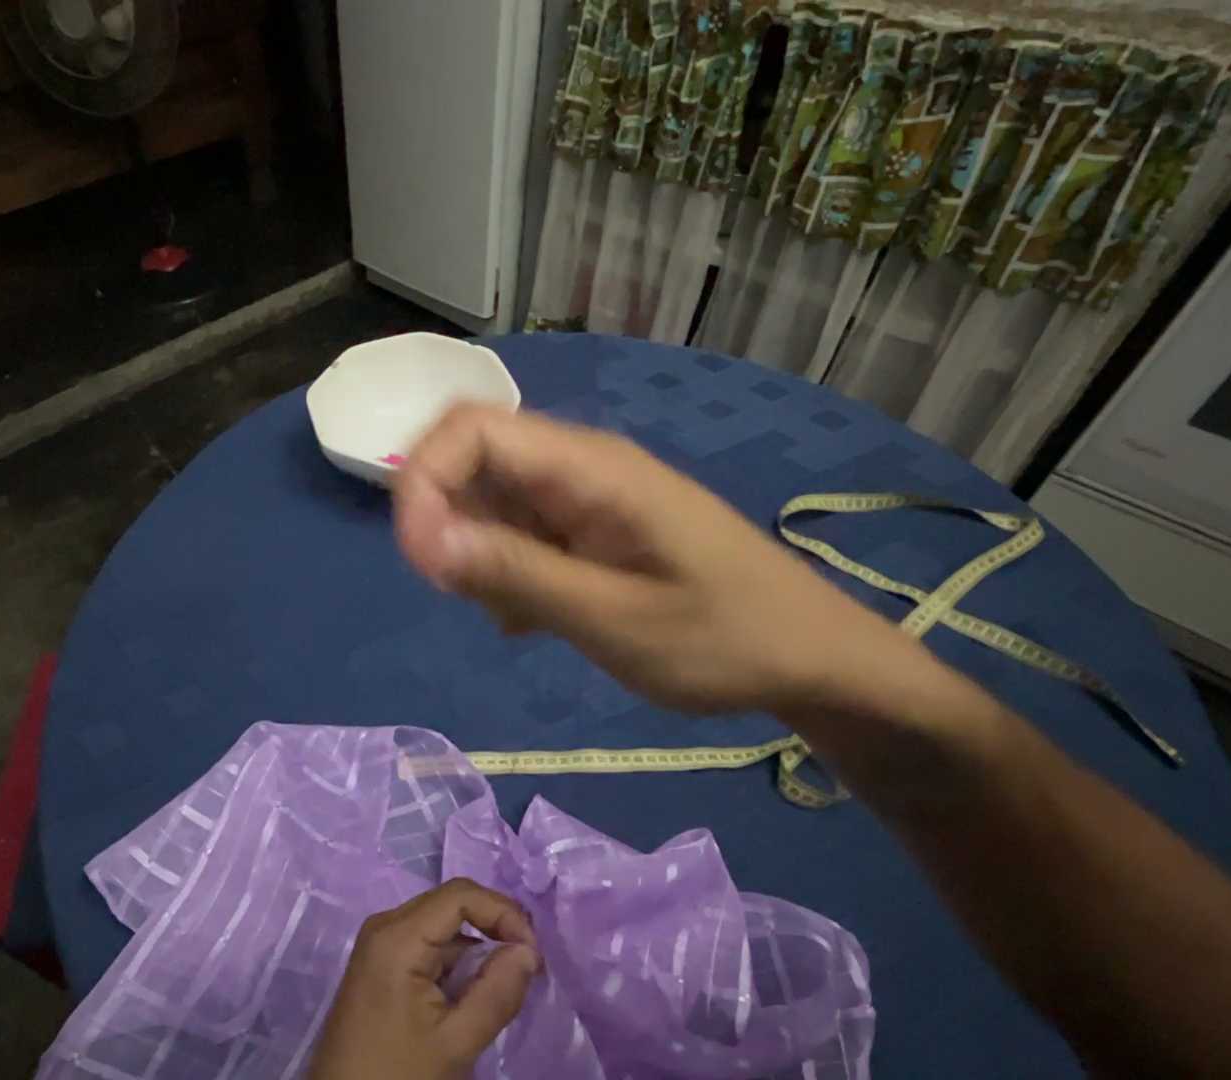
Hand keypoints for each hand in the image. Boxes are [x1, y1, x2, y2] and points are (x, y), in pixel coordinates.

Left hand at [309, 879, 542, 1079]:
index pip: (461, 894)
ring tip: (508, 976)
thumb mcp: (455, 1043)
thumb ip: (496, 994)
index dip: (503, 912)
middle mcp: (385, 925)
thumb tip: (529, 951)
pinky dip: (457, 955)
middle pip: (450, 902)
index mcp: (397, 936)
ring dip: (478, 940)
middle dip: (494, 924)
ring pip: (440, 921)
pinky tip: (476, 985)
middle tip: (528, 962)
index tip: (533, 952)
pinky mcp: (380, 960)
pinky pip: (426, 940)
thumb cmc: (396, 1074)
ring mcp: (379, 942)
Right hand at [392, 404, 918, 715]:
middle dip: (448, 526)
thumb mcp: (612, 617)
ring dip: (478, 558)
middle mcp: (580, 467)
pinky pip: (519, 534)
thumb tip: (420, 537)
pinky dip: (505, 574)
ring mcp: (584, 498)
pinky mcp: (589, 529)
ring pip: (490, 504)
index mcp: (590, 467)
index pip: (471, 428)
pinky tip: (538, 623)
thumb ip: (515, 572)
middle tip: (472, 596)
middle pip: (474, 462)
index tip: (419, 559)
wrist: (811, 659)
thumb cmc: (723, 639)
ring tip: (522, 619)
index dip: (423, 480)